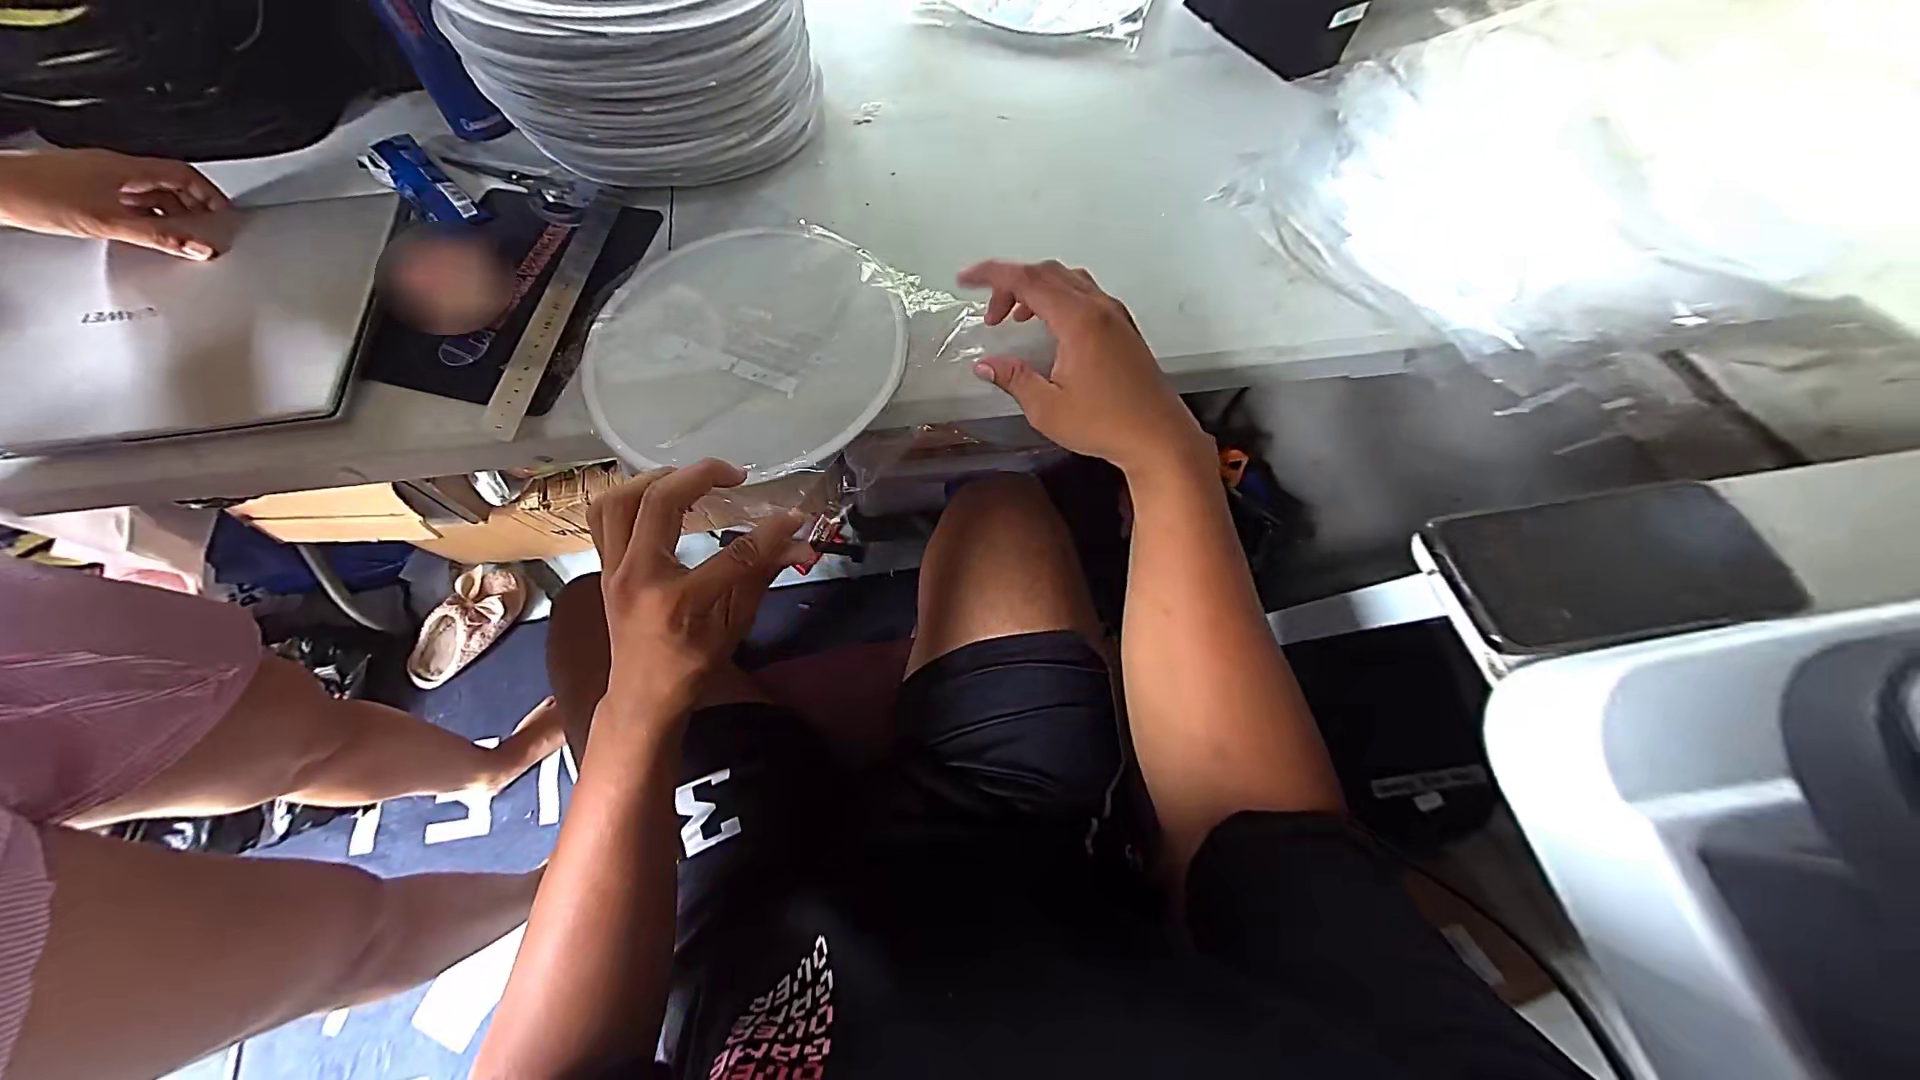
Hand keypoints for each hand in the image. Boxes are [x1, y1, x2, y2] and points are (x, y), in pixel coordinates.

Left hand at [0, 148, 229, 259]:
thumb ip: (161, 237)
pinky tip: (144, 231)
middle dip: (195, 206)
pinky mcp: (80, 188)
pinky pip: (127, 200)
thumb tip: (201, 247)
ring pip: (149, 193)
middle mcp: (109, 168)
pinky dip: (145, 215)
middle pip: (169, 184)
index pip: (184, 174)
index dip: (211, 194)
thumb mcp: (109, 222)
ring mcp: (93, 177)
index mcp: (122, 168)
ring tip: (180, 234)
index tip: (226, 214)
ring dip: (170, 213)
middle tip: (209, 228)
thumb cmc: (27, 195)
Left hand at [586, 460, 811, 716]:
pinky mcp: (604, 566)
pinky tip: (658, 494)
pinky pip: (604, 515)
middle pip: (659, 503)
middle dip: (701, 476)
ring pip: (620, 500)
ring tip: (692, 477)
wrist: (642, 694)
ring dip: (657, 478)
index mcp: (679, 602)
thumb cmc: (693, 665)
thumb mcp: (735, 625)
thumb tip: (799, 544)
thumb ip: (762, 576)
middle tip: (734, 474)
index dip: (770, 531)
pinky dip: (629, 494)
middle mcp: (638, 578)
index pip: (733, 554)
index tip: (793, 515)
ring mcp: (613, 569)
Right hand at [957, 259, 1211, 477]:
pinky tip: (1050, 328)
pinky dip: (1059, 299)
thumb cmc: (1107, 424)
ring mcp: (1116, 317)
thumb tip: (986, 365)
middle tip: (990, 314)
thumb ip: (1014, 379)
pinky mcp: (1124, 330)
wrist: (1158, 437)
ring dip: (1037, 291)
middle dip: (1011, 285)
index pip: (1027, 280)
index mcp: (1078, 320)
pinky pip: (1086, 296)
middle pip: (1047, 273)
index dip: (991, 275)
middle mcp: (1100, 309)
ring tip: (1016, 319)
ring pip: (1069, 281)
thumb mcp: (1047, 408)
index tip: (966, 279)